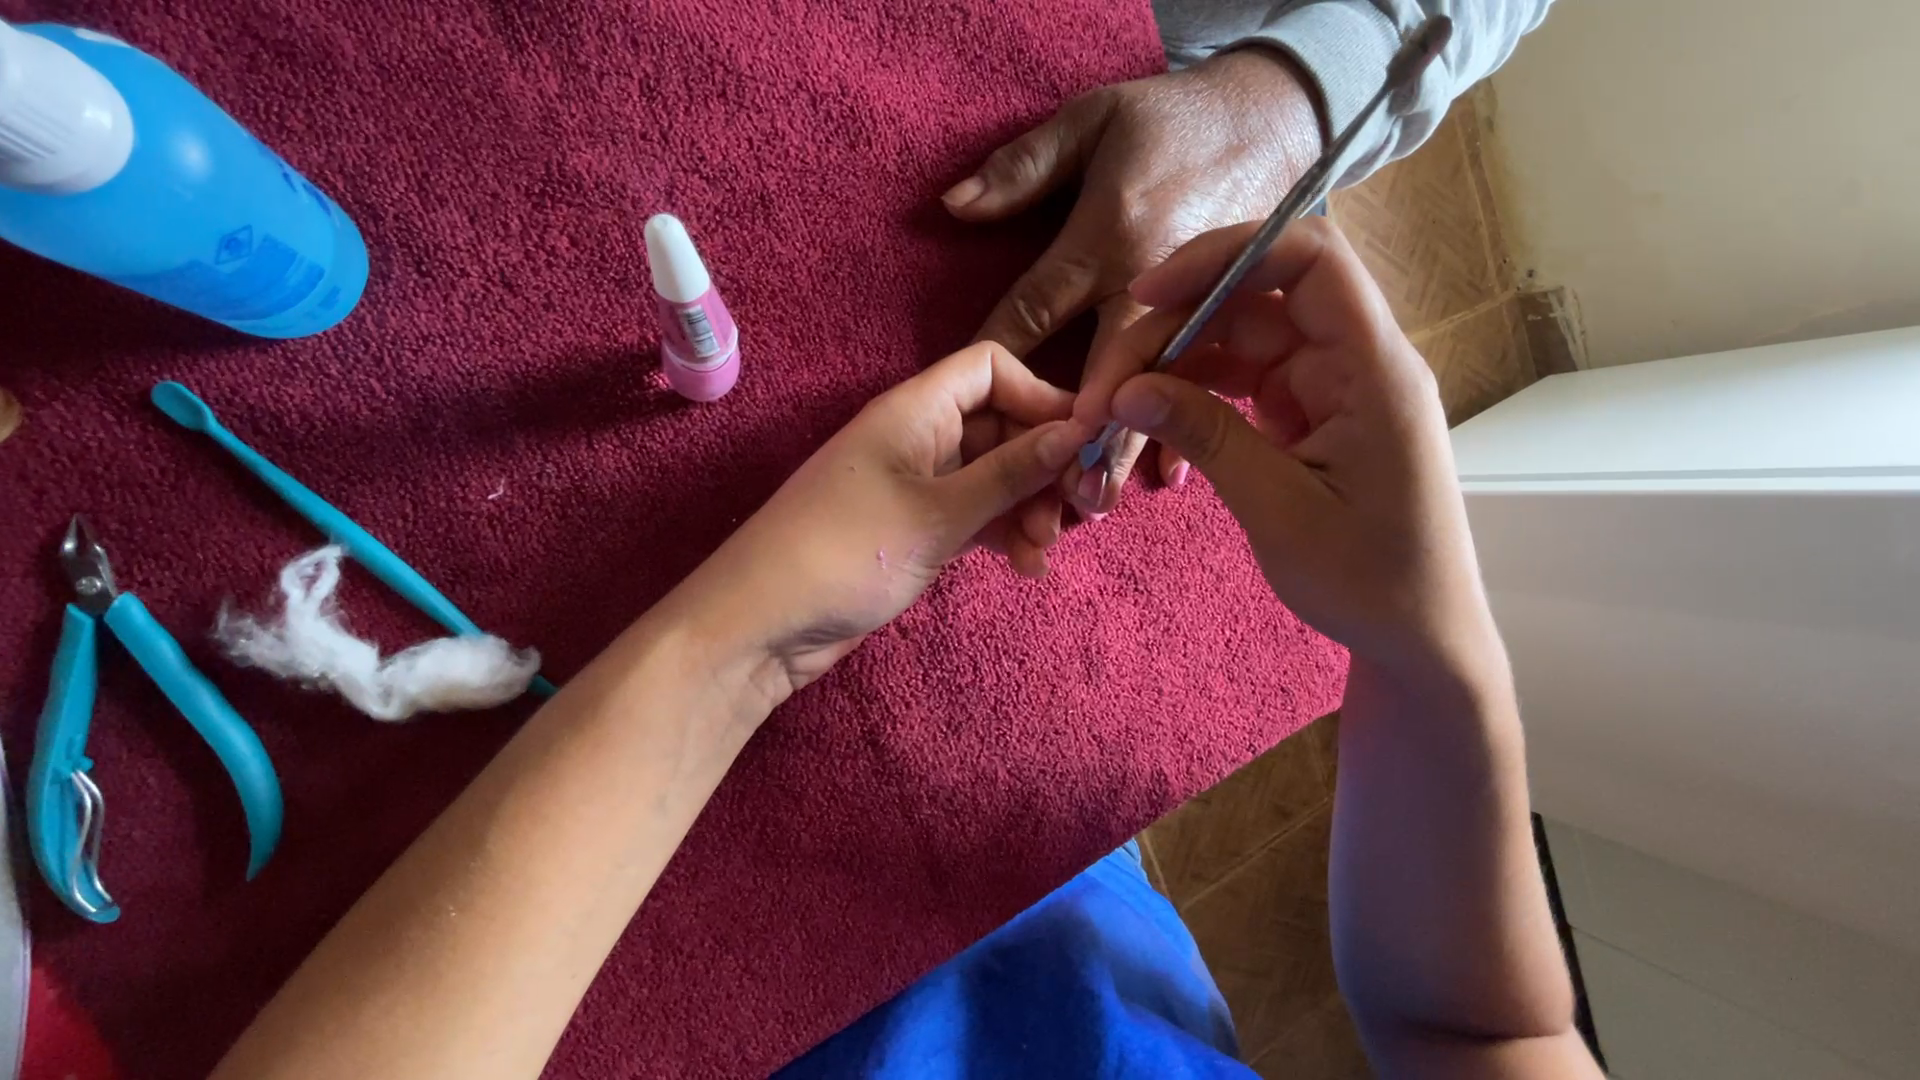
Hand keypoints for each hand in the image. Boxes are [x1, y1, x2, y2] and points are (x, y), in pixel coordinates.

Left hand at [670, 342, 1089, 693]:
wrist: (763, 624)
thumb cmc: (847, 552)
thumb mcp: (939, 512)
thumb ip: (1010, 472)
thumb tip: (1076, 431)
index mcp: (916, 409)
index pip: (992, 369)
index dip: (1041, 397)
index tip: (1082, 442)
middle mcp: (919, 437)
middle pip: (1002, 427)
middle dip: (1043, 466)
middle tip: (1079, 513)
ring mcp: (917, 485)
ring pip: (993, 478)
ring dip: (1027, 509)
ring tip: (1044, 552)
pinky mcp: (915, 528)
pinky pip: (973, 515)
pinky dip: (1001, 535)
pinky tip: (1025, 568)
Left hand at [944, 48, 1322, 518]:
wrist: (1270, 116)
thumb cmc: (1171, 117)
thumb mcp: (1090, 120)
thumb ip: (1023, 167)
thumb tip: (955, 205)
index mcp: (1107, 238)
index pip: (1036, 309)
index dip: (1003, 356)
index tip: (975, 411)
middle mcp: (1147, 285)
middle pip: (1105, 369)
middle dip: (1083, 429)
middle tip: (1060, 488)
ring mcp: (1189, 307)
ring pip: (1152, 388)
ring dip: (1128, 446)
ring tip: (1100, 498)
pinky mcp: (1219, 319)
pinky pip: (1200, 380)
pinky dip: (1184, 423)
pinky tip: (1167, 472)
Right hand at [1075, 217, 1501, 685]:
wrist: (1415, 634)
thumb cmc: (1366, 577)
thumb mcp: (1278, 507)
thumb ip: (1206, 436)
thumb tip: (1127, 391)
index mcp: (1373, 368)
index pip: (1307, 261)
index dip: (1224, 257)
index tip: (1148, 295)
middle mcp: (1354, 361)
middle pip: (1256, 302)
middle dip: (1174, 328)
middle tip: (1105, 386)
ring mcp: (1329, 387)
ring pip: (1241, 341)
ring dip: (1175, 364)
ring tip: (1115, 407)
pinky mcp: (1309, 414)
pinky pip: (1244, 382)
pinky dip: (1195, 394)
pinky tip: (1152, 417)